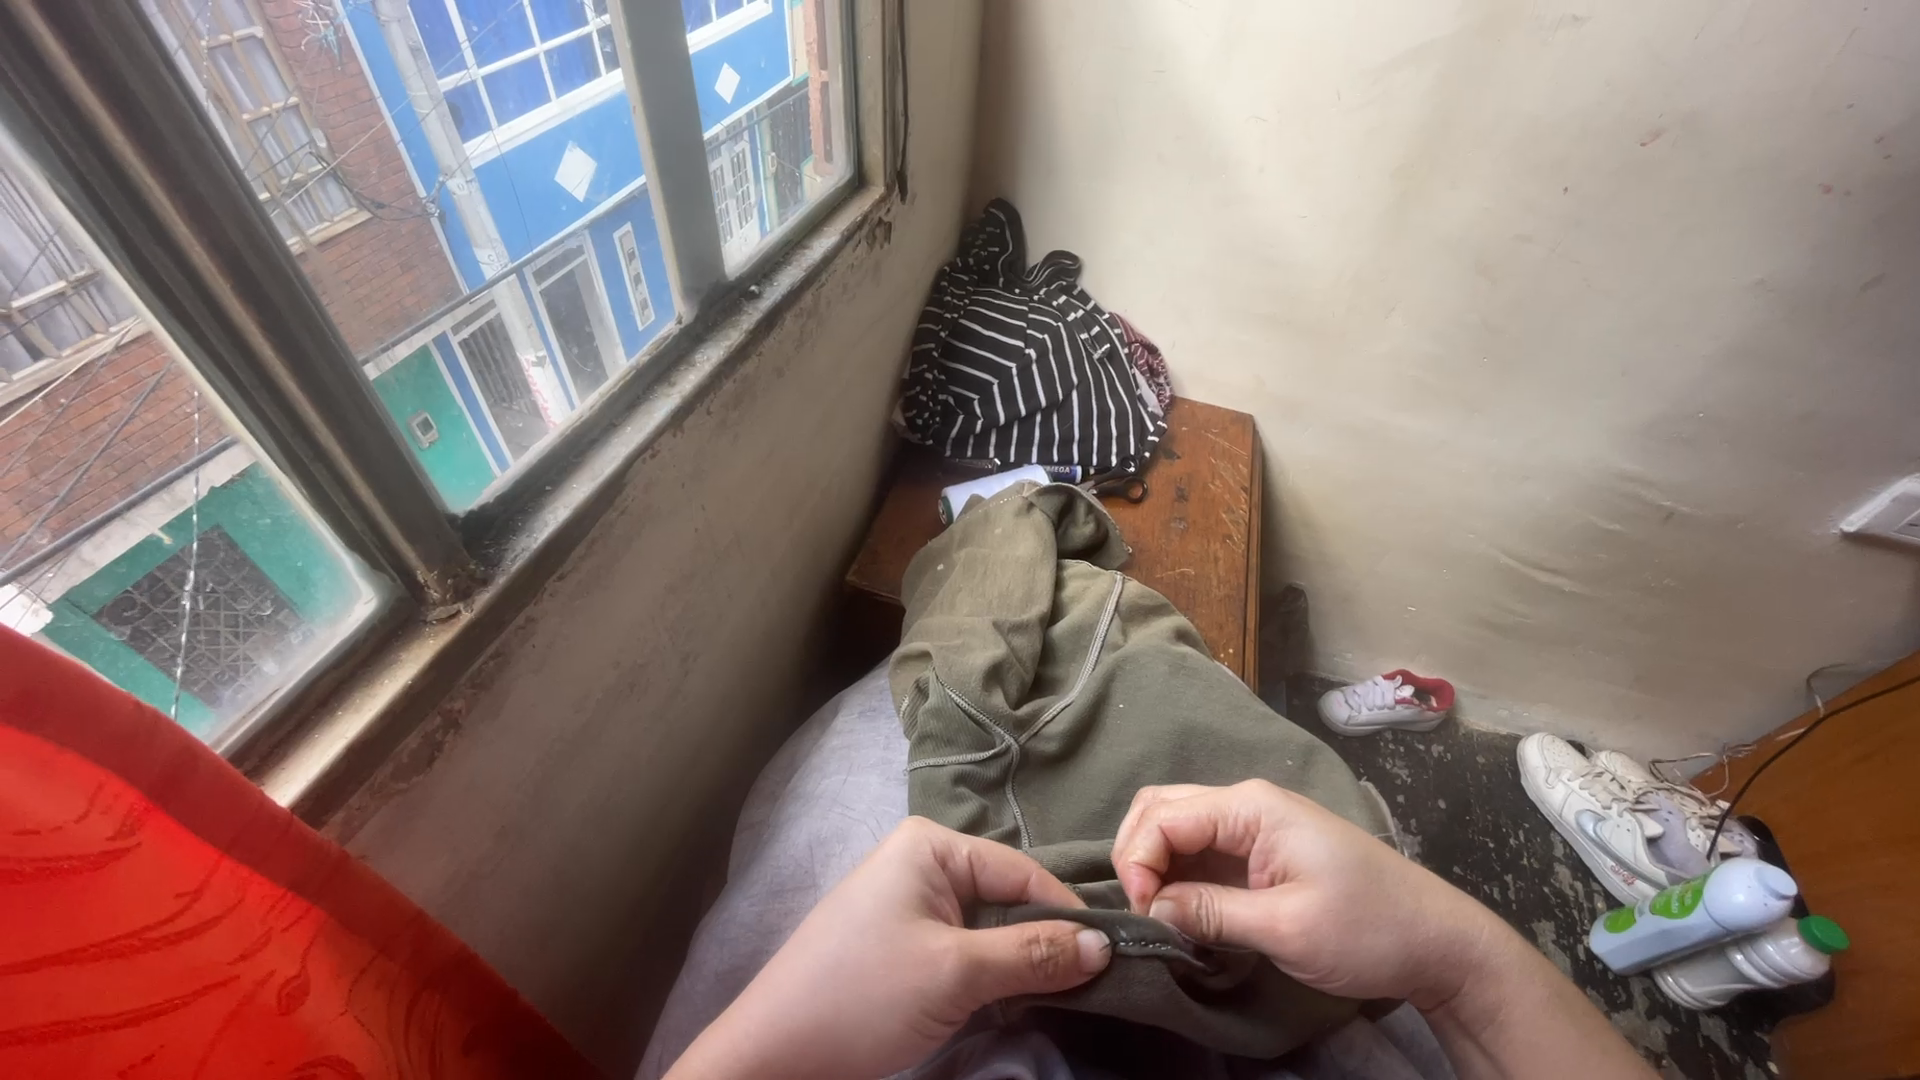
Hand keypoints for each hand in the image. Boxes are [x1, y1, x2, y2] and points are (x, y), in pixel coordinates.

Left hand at [667, 817, 1111, 1079]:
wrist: (775, 1052)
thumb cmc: (866, 994)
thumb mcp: (956, 973)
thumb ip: (1032, 955)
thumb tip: (1105, 944)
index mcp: (931, 845)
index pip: (1019, 871)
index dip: (1066, 912)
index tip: (1115, 953)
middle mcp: (922, 860)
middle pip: (1004, 895)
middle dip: (1044, 938)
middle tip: (1096, 977)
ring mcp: (909, 900)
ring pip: (986, 924)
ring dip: (1019, 958)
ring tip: (1066, 989)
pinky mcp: (903, 939)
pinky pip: (963, 944)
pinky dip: (991, 970)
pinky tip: (1017, 994)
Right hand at [1110, 780, 1503, 1008]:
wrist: (1438, 941)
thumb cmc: (1368, 930)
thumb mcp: (1286, 929)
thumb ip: (1210, 912)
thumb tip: (1151, 909)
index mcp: (1249, 807)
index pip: (1164, 816)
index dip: (1139, 861)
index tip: (1144, 913)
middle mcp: (1243, 804)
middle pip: (1161, 807)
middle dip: (1137, 853)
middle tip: (1141, 908)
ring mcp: (1250, 825)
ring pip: (1174, 823)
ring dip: (1152, 861)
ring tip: (1154, 909)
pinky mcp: (1256, 849)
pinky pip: (1198, 847)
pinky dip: (1175, 871)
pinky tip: (1175, 904)